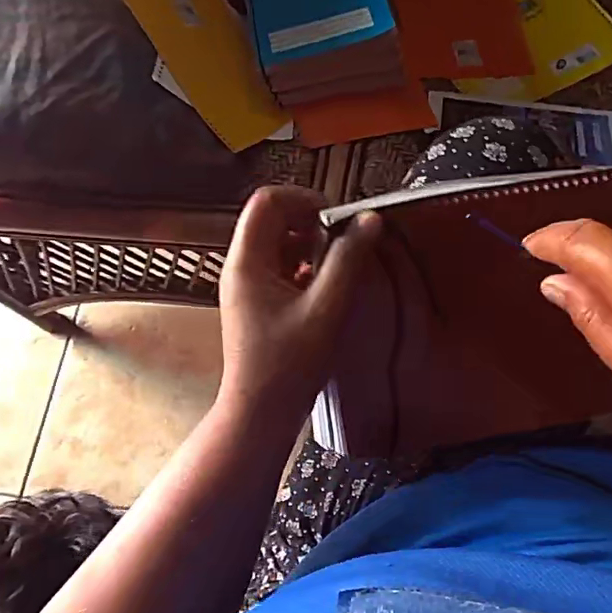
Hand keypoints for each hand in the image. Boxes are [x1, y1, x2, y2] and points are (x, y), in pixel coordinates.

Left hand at [218, 185, 380, 414]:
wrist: (262, 412)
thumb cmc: (288, 366)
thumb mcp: (326, 309)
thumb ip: (348, 261)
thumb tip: (370, 222)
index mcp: (247, 262)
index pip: (268, 201)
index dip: (305, 201)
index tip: (338, 221)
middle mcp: (241, 268)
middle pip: (273, 220)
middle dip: (312, 224)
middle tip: (342, 245)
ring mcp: (248, 286)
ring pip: (279, 243)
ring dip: (311, 247)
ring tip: (336, 269)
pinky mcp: (259, 303)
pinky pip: (281, 268)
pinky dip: (306, 268)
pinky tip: (326, 290)